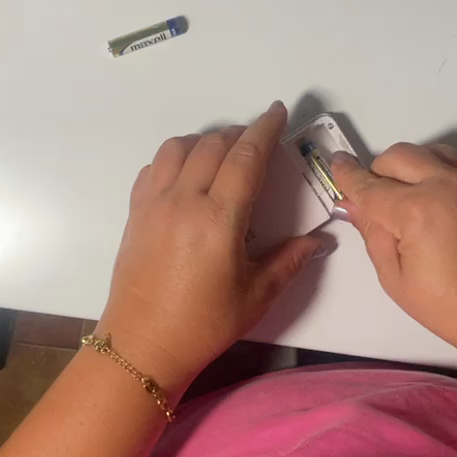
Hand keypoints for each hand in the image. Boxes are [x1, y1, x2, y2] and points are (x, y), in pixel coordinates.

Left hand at [99, 101, 333, 389]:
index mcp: (219, 219)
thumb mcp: (256, 296)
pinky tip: (187, 174)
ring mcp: (154, 203)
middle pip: (214, 145)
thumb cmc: (204, 324)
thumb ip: (290, 260)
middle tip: (257, 141)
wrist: (141, 346)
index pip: (246, 157)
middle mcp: (184, 201)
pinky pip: (154, 167)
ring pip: (179, 147)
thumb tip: (321, 240)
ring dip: (205, 140)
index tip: (278, 111)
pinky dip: (175, 158)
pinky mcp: (135, 213)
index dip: (265, 129)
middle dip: (239, 134)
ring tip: (222, 154)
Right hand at [330, 143, 456, 364]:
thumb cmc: (450, 308)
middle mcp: (449, 184)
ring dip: (413, 168)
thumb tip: (354, 204)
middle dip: (380, 172)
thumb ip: (373, 234)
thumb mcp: (396, 279)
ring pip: (433, 153)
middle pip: (399, 156)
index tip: (336, 165)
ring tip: (414, 200)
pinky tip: (447, 211)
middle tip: (380, 201)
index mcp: (418, 210)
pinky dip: (445, 179)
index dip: (348, 176)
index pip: (370, 185)